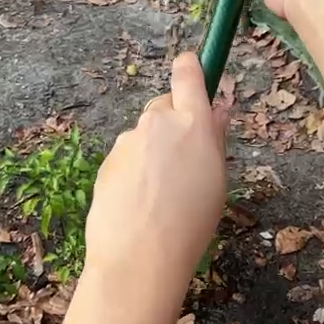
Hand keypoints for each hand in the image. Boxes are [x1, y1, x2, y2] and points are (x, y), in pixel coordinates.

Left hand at [83, 52, 226, 305]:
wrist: (139, 257)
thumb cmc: (190, 224)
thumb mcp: (216, 181)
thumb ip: (212, 140)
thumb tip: (215, 111)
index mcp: (192, 123)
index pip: (188, 74)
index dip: (189, 69)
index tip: (190, 66)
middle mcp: (157, 123)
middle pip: (164, 108)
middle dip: (172, 124)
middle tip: (183, 163)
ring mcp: (128, 141)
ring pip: (144, 137)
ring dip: (152, 154)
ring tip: (160, 196)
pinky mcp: (107, 162)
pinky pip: (126, 160)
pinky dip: (133, 174)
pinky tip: (139, 205)